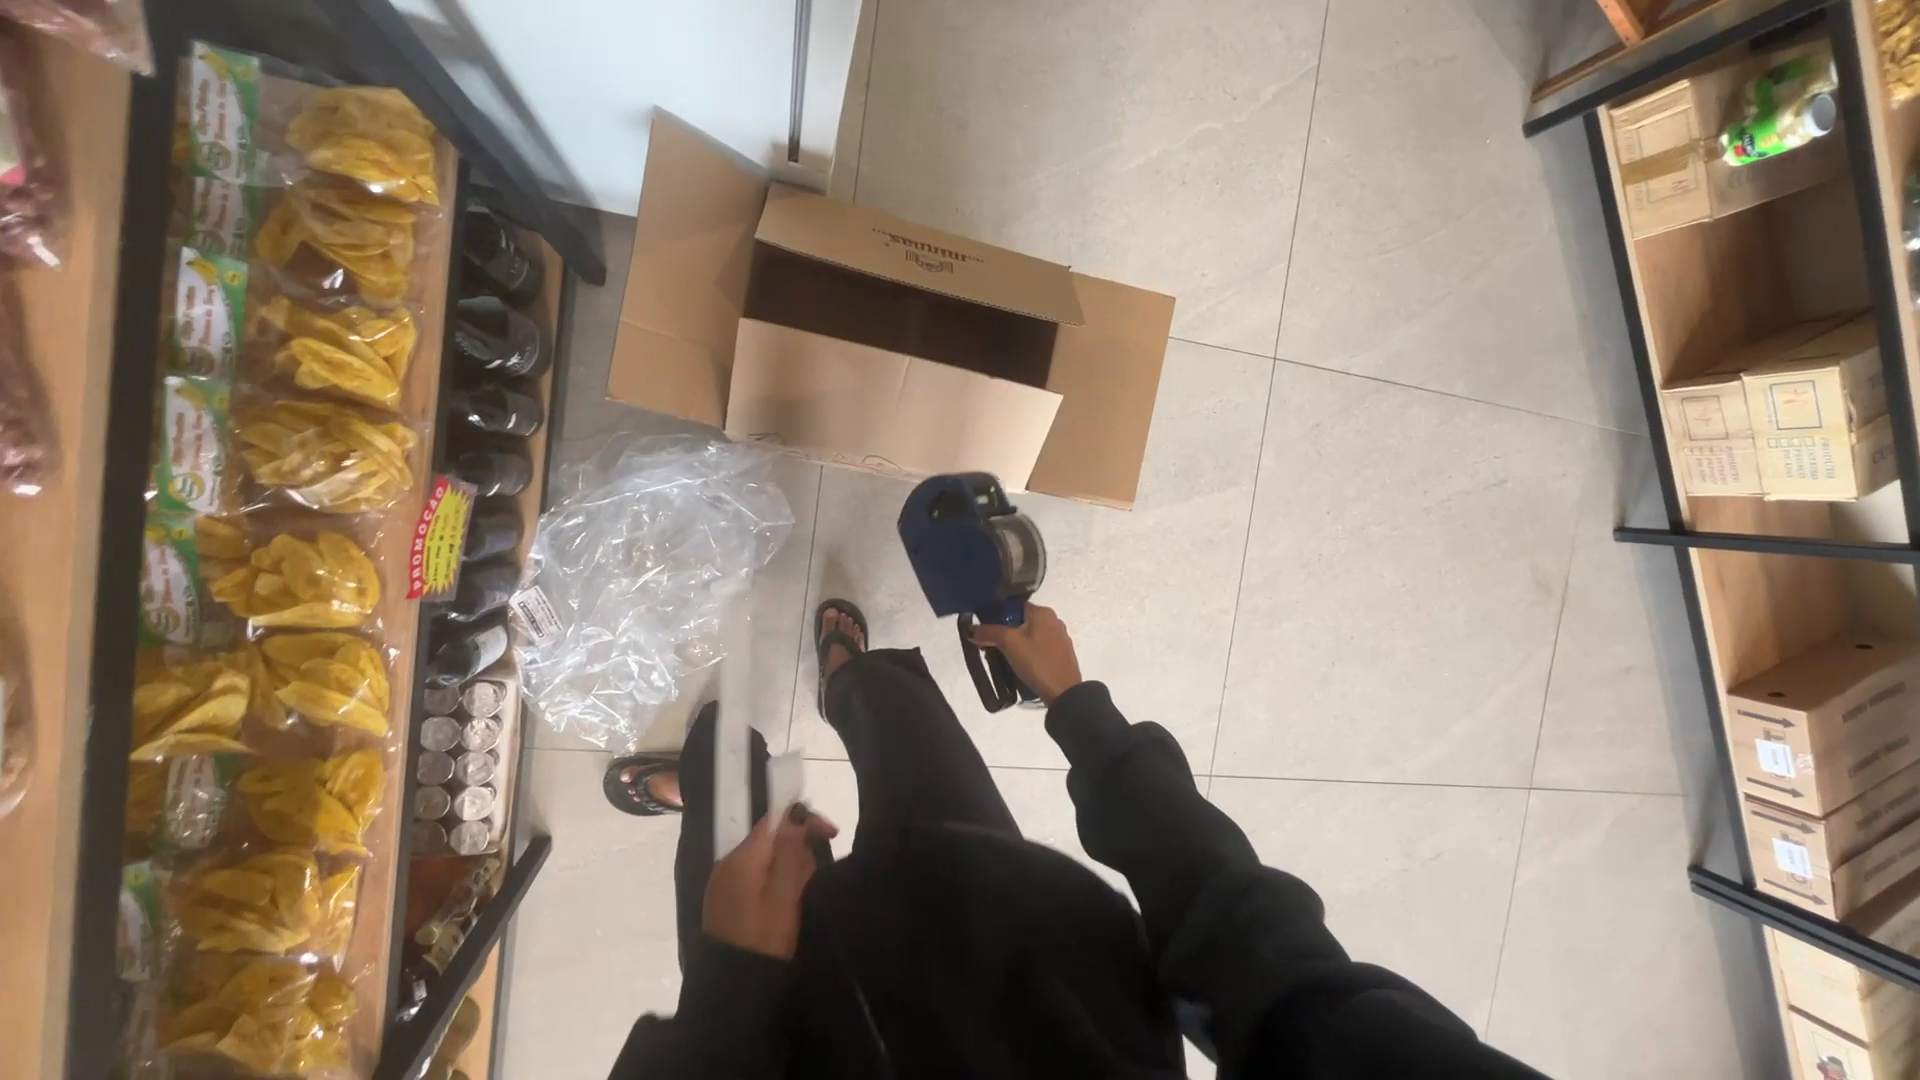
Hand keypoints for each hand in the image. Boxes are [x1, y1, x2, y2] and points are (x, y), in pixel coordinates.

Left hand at [702, 805, 837, 959]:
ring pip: (764, 858)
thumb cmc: (764, 939)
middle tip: (811, 877)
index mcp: (743, 857)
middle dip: (796, 849)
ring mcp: (722, 882)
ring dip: (786, 867)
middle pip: (770, 838)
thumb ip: (791, 851)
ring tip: (798, 895)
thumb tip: (796, 815)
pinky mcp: (722, 900)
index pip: (776, 819)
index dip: (805, 821)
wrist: (730, 989)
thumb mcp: (785, 895)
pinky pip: (753, 876)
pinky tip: (781, 903)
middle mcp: (728, 862)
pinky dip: (772, 881)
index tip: (831, 835)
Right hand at [969, 603, 1082, 705]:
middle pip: (1021, 621)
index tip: (986, 630)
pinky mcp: (1061, 654)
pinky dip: (1027, 653)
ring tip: (1002, 658)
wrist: (1063, 692)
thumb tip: (973, 630)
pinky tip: (1019, 666)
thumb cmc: (1036, 662)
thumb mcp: (1008, 644)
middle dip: (1005, 632)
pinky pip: (1038, 648)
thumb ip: (989, 633)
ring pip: (1030, 635)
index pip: (1014, 606)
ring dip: (1015, 645)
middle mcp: (1054, 620)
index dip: (997, 616)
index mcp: (1043, 612)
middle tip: (991, 646)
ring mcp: (1060, 638)